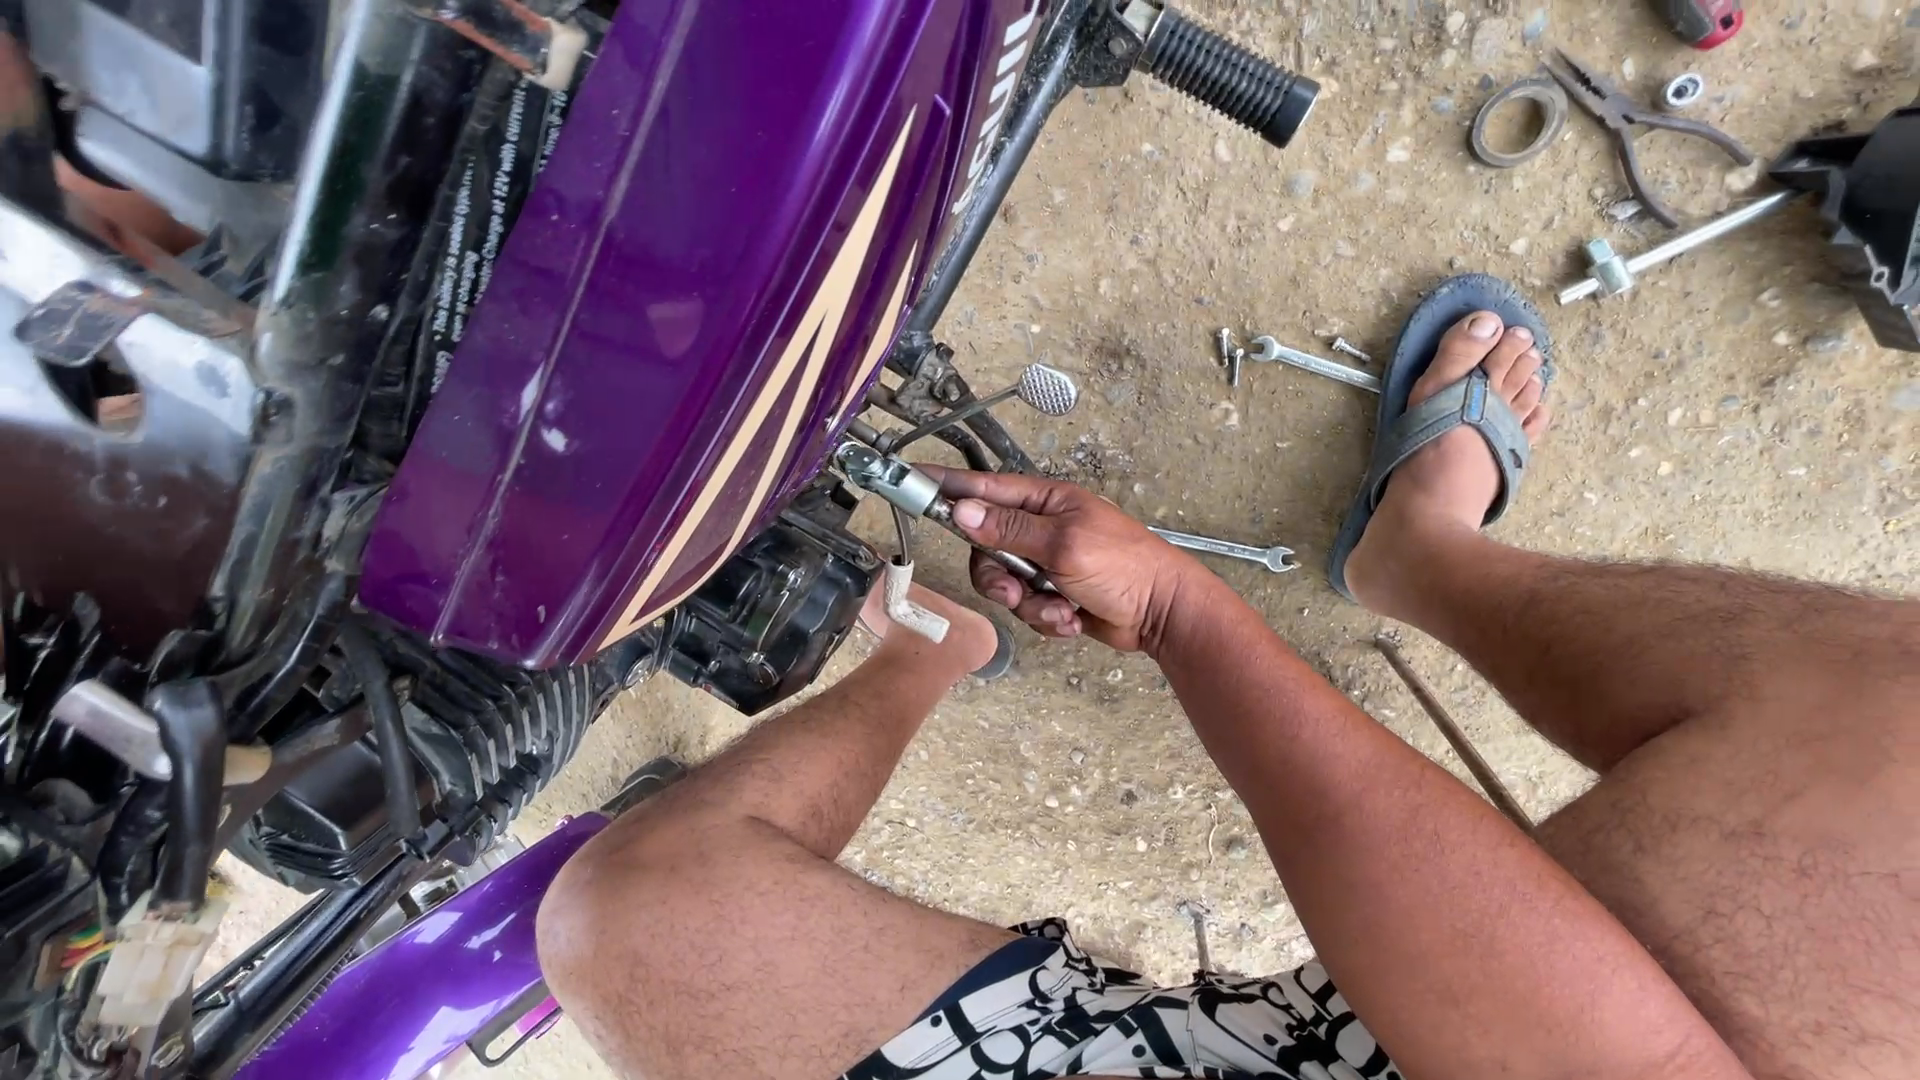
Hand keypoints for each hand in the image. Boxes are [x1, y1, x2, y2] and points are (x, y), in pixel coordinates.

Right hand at [920, 467, 1207, 653]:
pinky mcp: (1051, 593)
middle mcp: (1040, 528)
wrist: (1161, 613)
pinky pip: (1025, 607)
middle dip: (997, 577)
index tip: (913, 483)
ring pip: (1002, 583)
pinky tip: (1072, 618)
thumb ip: (1010, 529)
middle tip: (1014, 591)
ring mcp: (1045, 562)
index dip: (948, 488)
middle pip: (985, 547)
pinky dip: (1046, 617)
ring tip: (1058, 609)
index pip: (985, 489)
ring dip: (1027, 603)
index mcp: (1045, 502)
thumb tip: (963, 510)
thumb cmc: (1124, 566)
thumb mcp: (1064, 544)